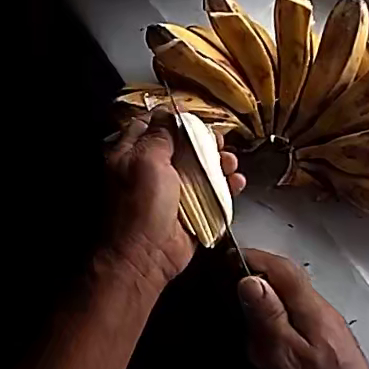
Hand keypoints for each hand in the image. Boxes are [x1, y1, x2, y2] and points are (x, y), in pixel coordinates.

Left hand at [102, 109, 244, 292]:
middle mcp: (151, 170)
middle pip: (182, 146)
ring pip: (201, 168)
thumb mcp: (147, 161)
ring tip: (230, 162)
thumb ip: (161, 135)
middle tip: (218, 140)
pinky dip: (227, 187)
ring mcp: (173, 191)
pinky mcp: (191, 210)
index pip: (150, 125)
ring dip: (219, 162)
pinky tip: (236, 181)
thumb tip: (169, 113)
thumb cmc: (140, 207)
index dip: (172, 118)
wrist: (146, 256)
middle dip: (203, 141)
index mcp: (132, 155)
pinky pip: (212, 194)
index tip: (193, 117)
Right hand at [235, 249, 368, 368]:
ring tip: (249, 338)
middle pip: (285, 283)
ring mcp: (327, 329)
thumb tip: (249, 281)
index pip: (281, 267)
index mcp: (312, 309)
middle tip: (231, 301)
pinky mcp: (328, 347)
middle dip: (256, 286)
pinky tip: (269, 356)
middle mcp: (323, 312)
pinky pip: (296, 326)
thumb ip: (268, 318)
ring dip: (266, 313)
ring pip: (290, 306)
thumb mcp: (286, 358)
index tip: (228, 258)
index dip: (253, 257)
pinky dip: (277, 333)